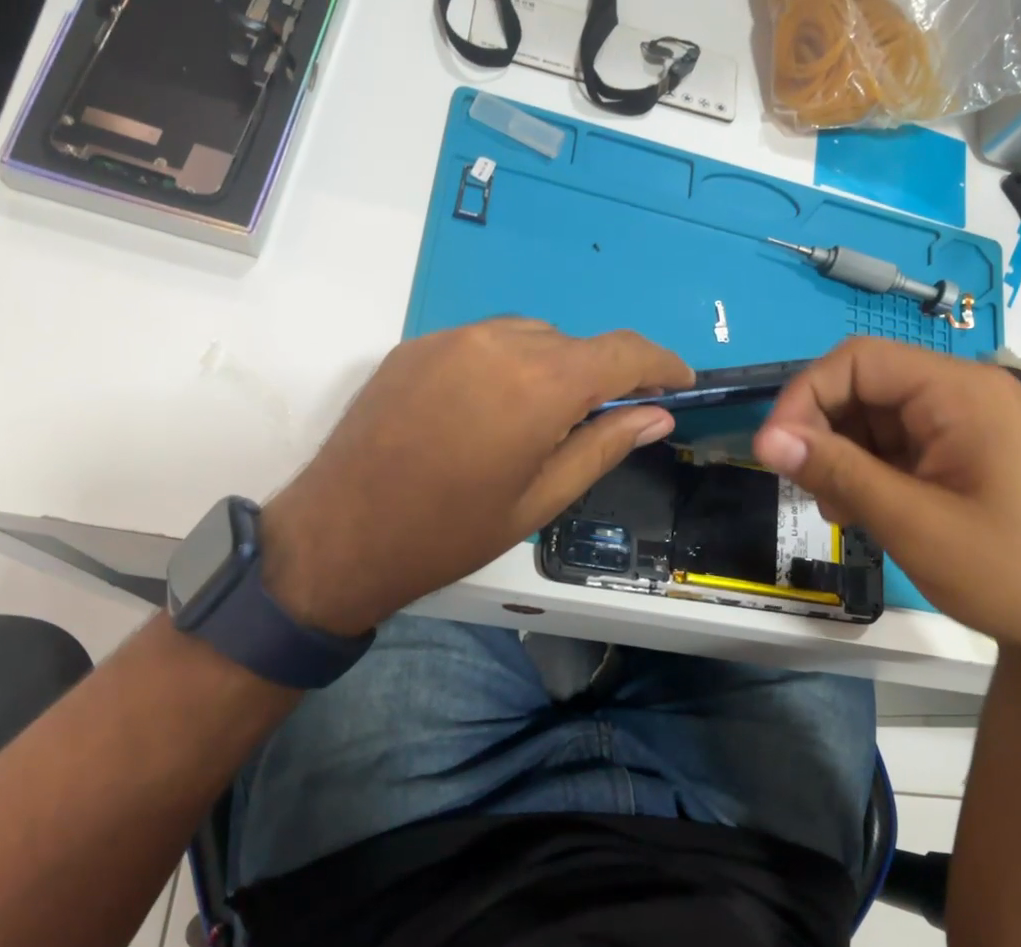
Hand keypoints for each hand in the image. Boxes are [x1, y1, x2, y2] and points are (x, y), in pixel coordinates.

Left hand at [261, 318, 692, 635]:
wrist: (340, 535)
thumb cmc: (450, 532)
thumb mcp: (540, 500)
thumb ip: (603, 446)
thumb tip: (657, 415)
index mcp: (539, 383)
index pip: (622, 352)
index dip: (660, 364)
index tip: (679, 384)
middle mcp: (498, 342)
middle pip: (573, 344)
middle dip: (600, 376)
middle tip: (604, 422)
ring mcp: (450, 339)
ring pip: (527, 338)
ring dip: (551, 369)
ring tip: (539, 425)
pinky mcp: (414, 347)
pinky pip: (481, 344)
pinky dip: (504, 367)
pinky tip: (487, 415)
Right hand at [752, 339, 1020, 683]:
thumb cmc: (1007, 572)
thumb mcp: (910, 522)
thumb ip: (836, 472)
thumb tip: (765, 439)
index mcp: (960, 393)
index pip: (858, 362)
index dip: (804, 398)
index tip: (772, 454)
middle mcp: (966, 395)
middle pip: (868, 388)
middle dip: (825, 435)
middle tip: (812, 495)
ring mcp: (972, 427)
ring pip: (880, 422)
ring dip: (847, 461)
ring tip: (845, 514)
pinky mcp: (971, 457)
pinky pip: (904, 448)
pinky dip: (875, 476)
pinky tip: (873, 516)